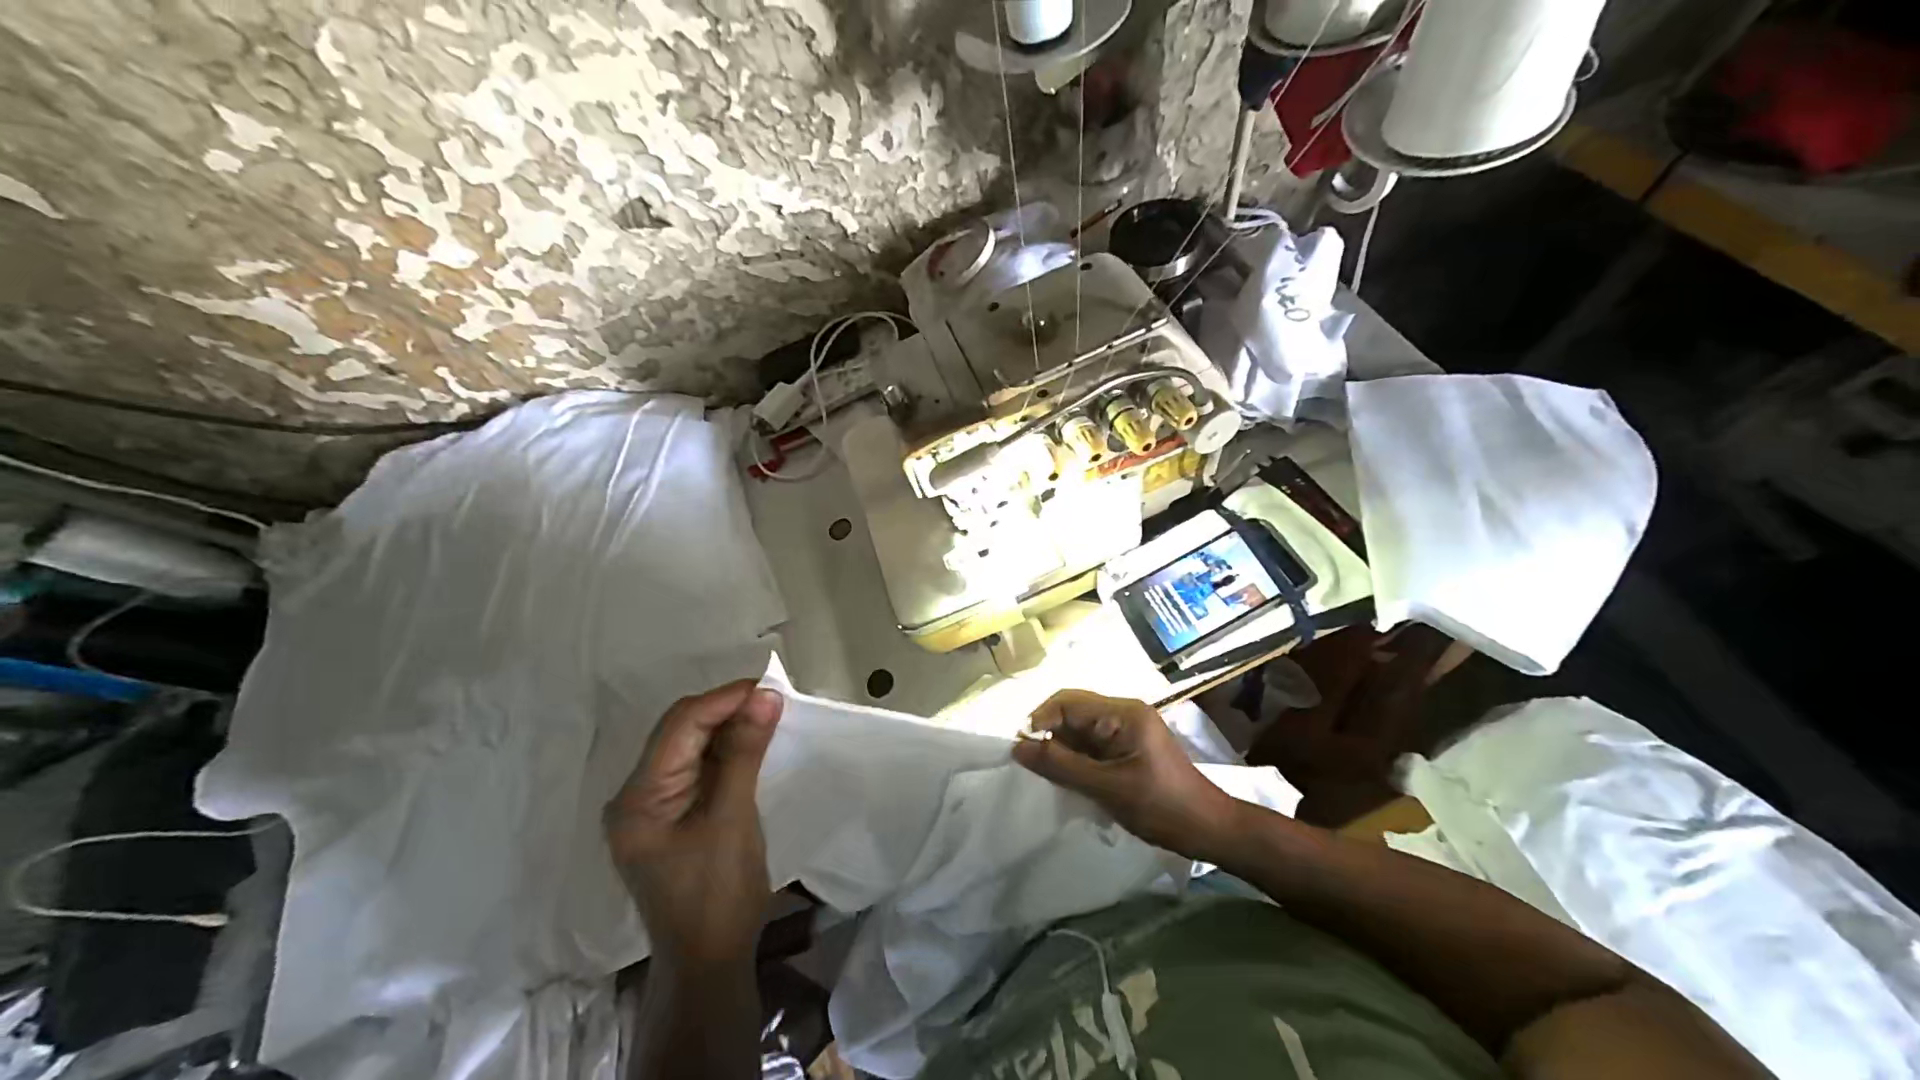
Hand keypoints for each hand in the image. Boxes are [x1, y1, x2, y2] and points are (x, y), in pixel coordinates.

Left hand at [605, 680, 783, 966]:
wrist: (709, 963)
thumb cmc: (718, 895)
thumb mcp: (734, 818)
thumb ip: (745, 753)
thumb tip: (766, 696)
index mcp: (638, 798)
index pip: (679, 726)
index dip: (723, 700)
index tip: (769, 688)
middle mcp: (634, 796)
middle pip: (679, 732)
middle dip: (725, 711)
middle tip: (773, 701)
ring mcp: (651, 808)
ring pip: (689, 747)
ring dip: (727, 729)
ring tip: (768, 716)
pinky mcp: (670, 817)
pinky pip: (697, 768)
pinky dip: (725, 752)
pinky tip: (752, 744)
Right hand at [1012, 690, 1245, 862]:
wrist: (1209, 830)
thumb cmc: (1161, 806)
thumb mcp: (1107, 787)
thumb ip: (1061, 765)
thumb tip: (1017, 747)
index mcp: (1123, 713)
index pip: (1067, 702)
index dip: (1039, 721)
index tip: (1020, 750)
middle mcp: (1123, 712)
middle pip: (1071, 712)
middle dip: (1048, 734)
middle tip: (1030, 765)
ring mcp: (1127, 730)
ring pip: (1079, 729)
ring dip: (1060, 748)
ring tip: (1045, 774)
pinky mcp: (1127, 747)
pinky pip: (1090, 744)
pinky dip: (1074, 758)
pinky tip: (1066, 778)